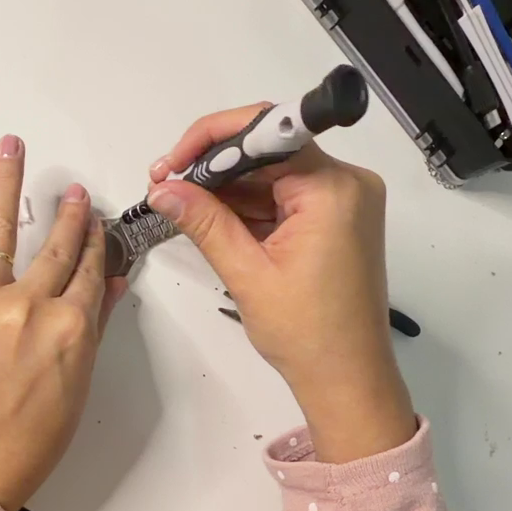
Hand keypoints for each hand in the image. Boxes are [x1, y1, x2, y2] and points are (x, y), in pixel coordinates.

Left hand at [0, 135, 125, 510]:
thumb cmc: (36, 434)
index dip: (95, 244)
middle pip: (55, 250)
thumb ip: (95, 327)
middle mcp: (28, 307)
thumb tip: (112, 286)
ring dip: (7, 185)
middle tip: (74, 193)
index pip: (89, 271)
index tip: (96, 223)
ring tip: (12, 146)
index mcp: (70, 326)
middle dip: (69, 217)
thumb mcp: (78, 381)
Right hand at [148, 108, 415, 462]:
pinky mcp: (336, 223)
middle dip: (216, 168)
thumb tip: (165, 190)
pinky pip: (286, 199)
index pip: (266, 133)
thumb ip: (205, 224)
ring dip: (229, 190)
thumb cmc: (309, 336)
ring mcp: (344, 203)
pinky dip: (251, 209)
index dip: (211, 140)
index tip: (173, 162)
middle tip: (169, 187)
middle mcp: (346, 185)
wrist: (346, 377)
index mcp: (332, 190)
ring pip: (274, 176)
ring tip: (185, 208)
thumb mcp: (248, 274)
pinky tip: (216, 223)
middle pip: (270, 151)